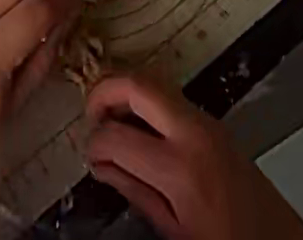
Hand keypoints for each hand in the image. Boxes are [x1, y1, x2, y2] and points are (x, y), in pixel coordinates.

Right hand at [85, 73, 302, 239]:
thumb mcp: (174, 231)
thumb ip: (135, 192)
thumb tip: (103, 164)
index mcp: (179, 169)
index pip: (116, 135)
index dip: (93, 143)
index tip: (89, 154)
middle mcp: (192, 132)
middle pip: (137, 83)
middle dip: (103, 89)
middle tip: (90, 113)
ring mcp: (205, 120)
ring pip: (154, 79)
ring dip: (126, 90)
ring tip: (110, 117)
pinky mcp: (213, 121)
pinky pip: (170, 96)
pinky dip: (146, 99)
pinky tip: (138, 124)